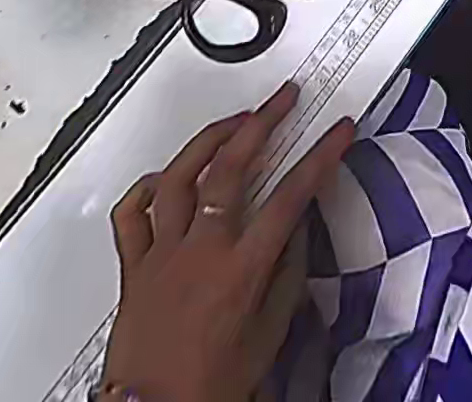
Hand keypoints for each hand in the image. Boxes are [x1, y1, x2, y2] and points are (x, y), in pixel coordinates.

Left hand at [101, 82, 354, 401]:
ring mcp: (162, 253)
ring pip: (179, 178)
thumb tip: (297, 227)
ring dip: (209, 140)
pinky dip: (146, 187)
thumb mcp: (270, 333)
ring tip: (233, 120)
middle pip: (231, 168)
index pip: (291, 196)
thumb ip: (288, 273)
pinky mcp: (133, 266)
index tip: (340, 130)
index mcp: (240, 269)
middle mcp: (201, 251)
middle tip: (283, 98)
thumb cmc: (213, 385)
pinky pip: (131, 215)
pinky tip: (165, 173)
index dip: (321, 156)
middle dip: (263, 123)